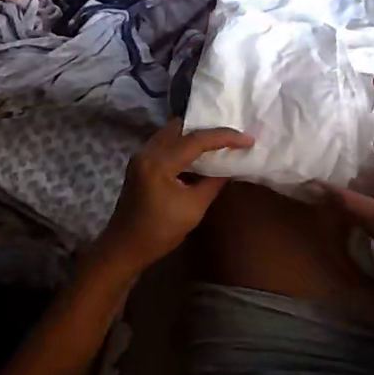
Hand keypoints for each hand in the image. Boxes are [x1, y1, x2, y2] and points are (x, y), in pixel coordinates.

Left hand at [96, 119, 253, 272]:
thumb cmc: (160, 232)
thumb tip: (231, 165)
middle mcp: (147, 152)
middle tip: (230, 135)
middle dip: (207, 127)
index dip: (225, 137)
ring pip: (171, 132)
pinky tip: (198, 154)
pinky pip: (165, 143)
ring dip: (194, 134)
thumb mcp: (194, 208)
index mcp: (160, 162)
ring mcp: (141, 156)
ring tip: (218, 142)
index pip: (197, 139)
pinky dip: (183, 143)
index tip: (248, 140)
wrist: (125, 248)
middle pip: (181, 126)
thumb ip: (214, 182)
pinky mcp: (140, 164)